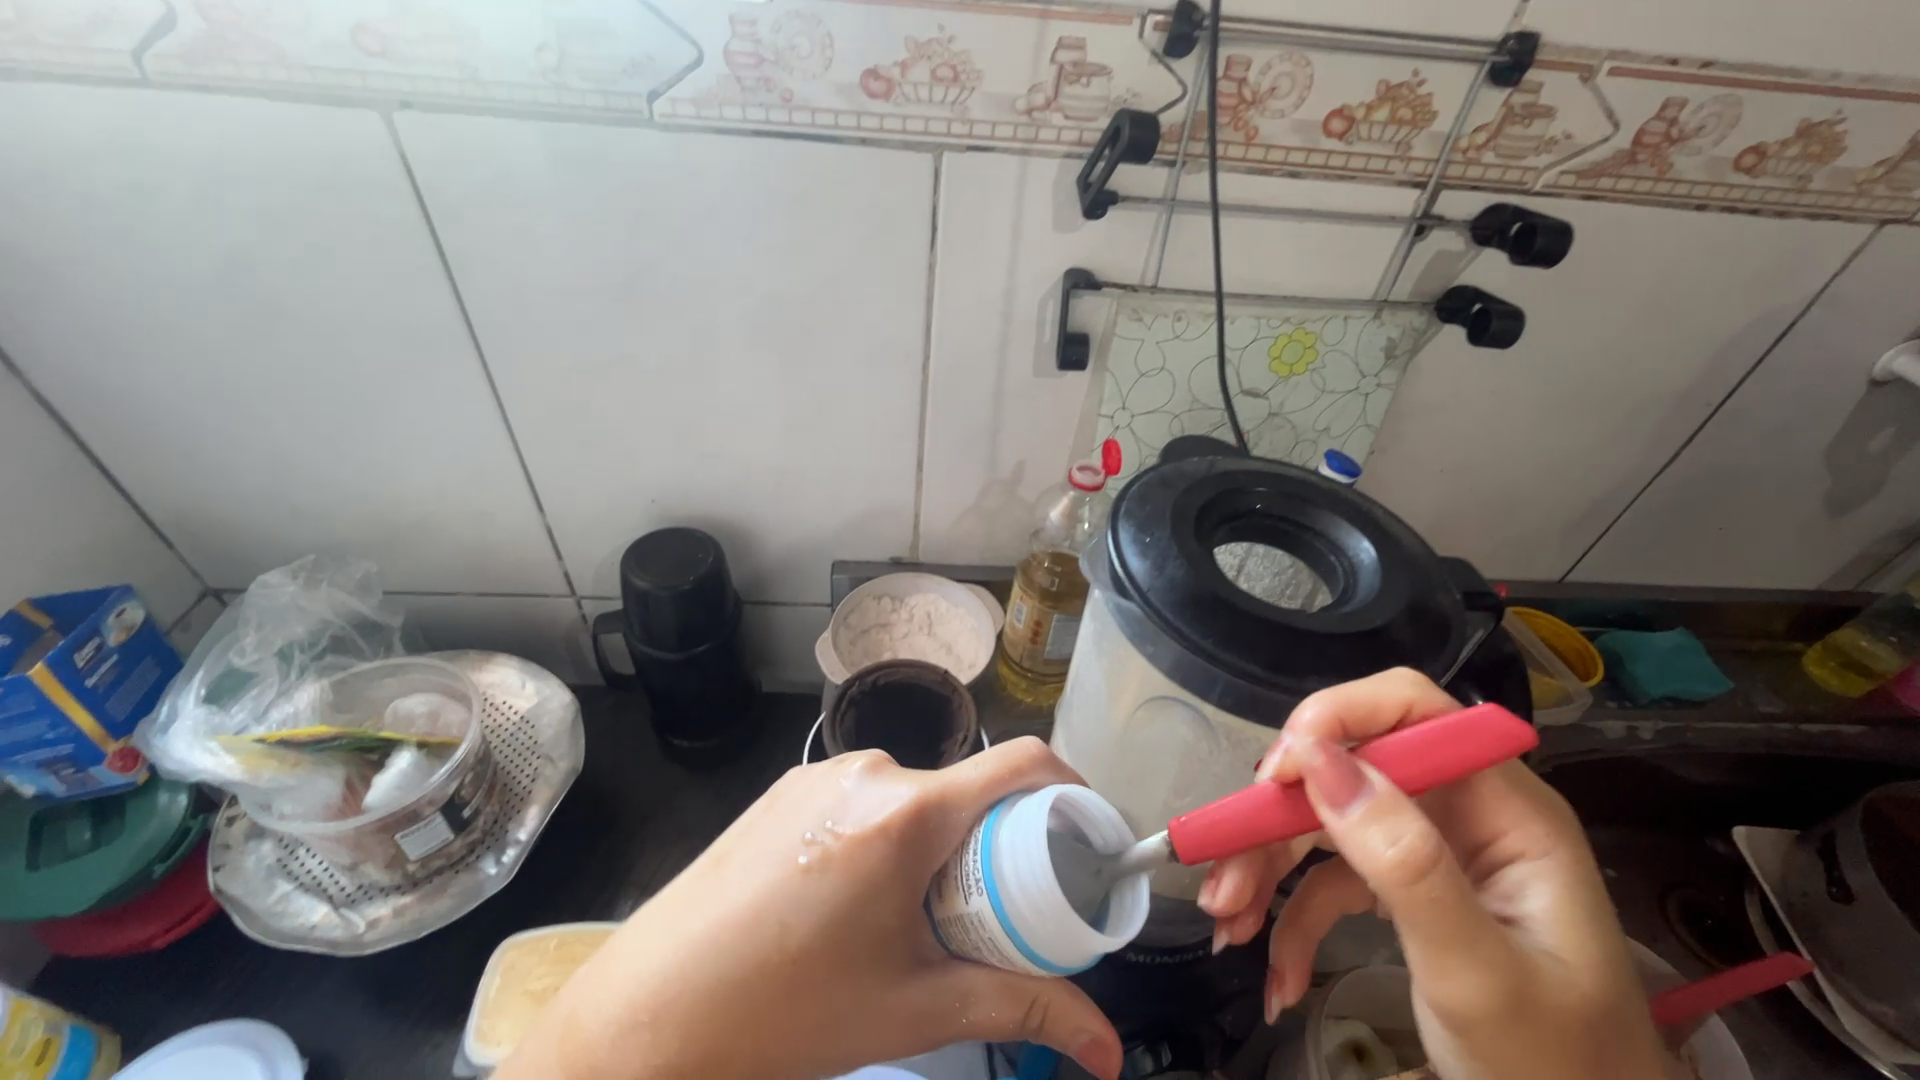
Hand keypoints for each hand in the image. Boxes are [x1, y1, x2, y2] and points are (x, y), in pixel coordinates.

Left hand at [498, 738, 1122, 1079]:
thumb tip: (1106, 1049)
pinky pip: (871, 795)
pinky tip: (863, 897)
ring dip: (943, 843)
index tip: (1083, 839)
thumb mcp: (914, 1010)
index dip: (1070, 792)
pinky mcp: (789, 787)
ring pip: (920, 792)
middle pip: (971, 788)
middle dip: (1002, 844)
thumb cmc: (786, 1011)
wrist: (650, 1011)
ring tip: (924, 917)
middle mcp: (869, 771)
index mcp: (907, 812)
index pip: (1022, 763)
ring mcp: (821, 773)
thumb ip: (1020, 1008)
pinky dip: (895, 834)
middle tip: (1001, 912)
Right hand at [1197, 669, 1667, 1079]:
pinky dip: (1291, 919)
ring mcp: (1430, 850)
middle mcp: (1462, 812)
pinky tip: (1277, 973)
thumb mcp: (1477, 971)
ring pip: (1323, 824)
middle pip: (1346, 773)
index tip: (1276, 776)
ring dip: (1266, 871)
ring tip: (1226, 925)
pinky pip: (1328, 880)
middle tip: (1226, 878)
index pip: (1411, 710)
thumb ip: (1404, 864)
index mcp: (1503, 808)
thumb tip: (1319, 761)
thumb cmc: (1555, 1067)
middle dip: (1277, 822)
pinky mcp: (1404, 890)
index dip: (1336, 720)